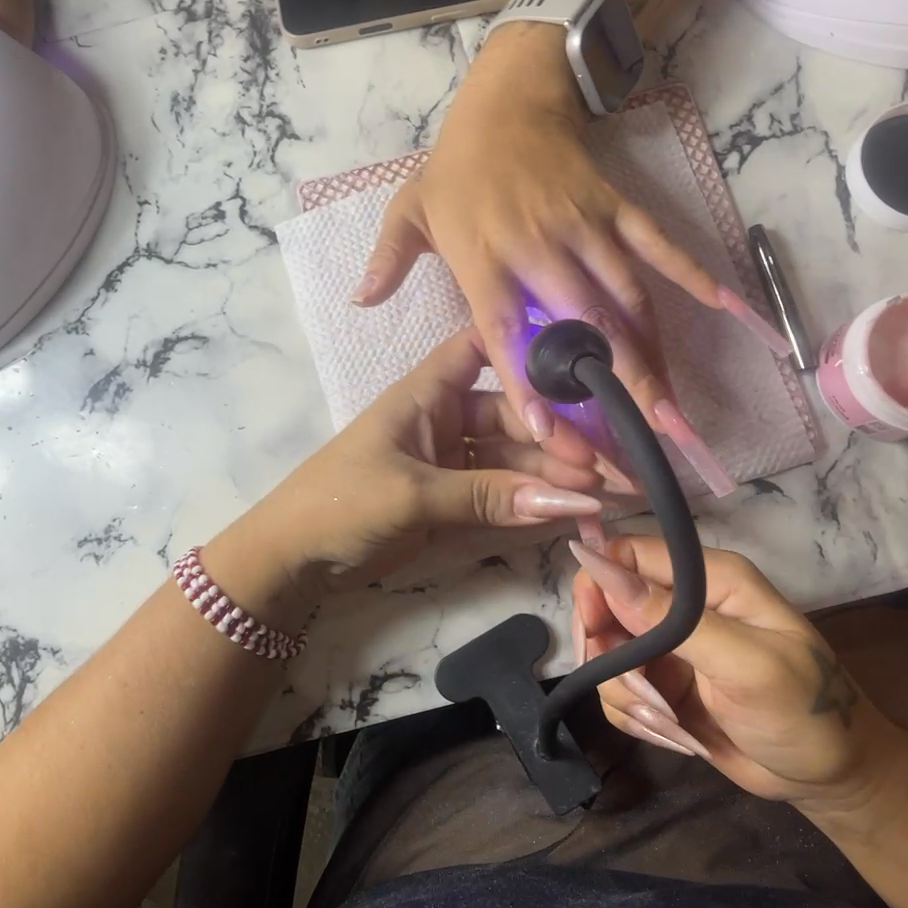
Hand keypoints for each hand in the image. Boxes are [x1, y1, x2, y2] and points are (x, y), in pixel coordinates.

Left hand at [237, 330, 604, 598]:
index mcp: (426, 393)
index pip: (480, 349)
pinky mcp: (454, 496)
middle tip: (611, 468)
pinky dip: (532, 502)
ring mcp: (451, 458)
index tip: (583, 368)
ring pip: (513, 457)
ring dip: (554, 476)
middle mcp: (444, 417)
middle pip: (513, 414)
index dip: (526, 351)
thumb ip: (488, 496)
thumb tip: (572, 502)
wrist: (295, 557)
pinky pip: (502, 491)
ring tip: (605, 496)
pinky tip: (572, 511)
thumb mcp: (413, 495)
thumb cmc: (341, 503)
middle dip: (559, 439)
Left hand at [353, 26, 723, 466]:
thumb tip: (358, 301)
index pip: (503, 333)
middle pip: (579, 328)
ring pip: (624, 297)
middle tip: (641, 438)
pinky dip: (694, 275)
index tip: (552, 434)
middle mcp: (536, 250)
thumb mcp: (410, 210)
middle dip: (613, 385)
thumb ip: (388, 259)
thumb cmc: (455, 167)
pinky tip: (729, 310)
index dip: (527, 385)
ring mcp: (582, 227)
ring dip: (653, 353)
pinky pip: (658, 246)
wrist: (507, 97)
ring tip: (675, 407)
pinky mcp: (615, 208)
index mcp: (482, 261)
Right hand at [570, 537, 903, 807]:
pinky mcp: (661, 686)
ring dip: (629, 696)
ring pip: (605, 656)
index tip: (595, 632)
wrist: (833, 780)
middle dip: (610, 656)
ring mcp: (668, 647)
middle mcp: (682, 605)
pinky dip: (636, 718)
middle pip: (604, 606)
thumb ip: (669, 617)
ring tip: (673, 725)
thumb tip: (594, 563)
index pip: (626, 555)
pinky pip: (616, 692)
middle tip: (644, 693)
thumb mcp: (745, 665)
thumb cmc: (807, 713)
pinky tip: (676, 736)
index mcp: (708, 580)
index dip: (598, 586)